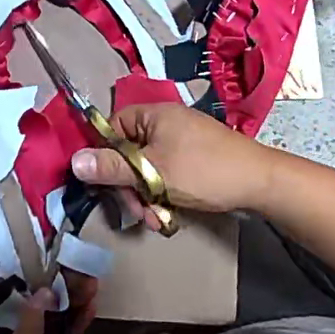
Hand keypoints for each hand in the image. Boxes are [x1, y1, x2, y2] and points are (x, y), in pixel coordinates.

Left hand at [0, 277, 96, 333]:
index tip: (50, 262)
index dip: (27, 283)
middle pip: (31, 313)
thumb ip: (27, 329)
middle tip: (79, 271)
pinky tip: (89, 311)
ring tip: (91, 284)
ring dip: (69, 309)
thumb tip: (43, 292)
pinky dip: (74, 332)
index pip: (4, 303)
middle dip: (54, 294)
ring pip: (49, 330)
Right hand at [70, 103, 279, 228]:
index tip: (106, 184)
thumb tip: (74, 161)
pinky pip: (166, 172)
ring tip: (155, 219)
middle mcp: (165, 122)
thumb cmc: (203, 171)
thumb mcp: (153, 172)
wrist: (261, 182)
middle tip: (136, 211)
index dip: (104, 156)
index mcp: (153, 114)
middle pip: (129, 151)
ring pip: (148, 167)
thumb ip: (112, 168)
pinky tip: (168, 214)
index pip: (112, 128)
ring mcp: (181, 139)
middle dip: (129, 185)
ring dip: (146, 195)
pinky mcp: (194, 157)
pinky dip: (163, 192)